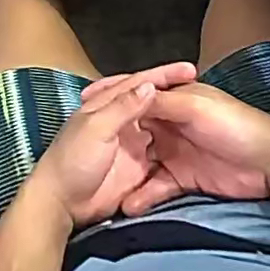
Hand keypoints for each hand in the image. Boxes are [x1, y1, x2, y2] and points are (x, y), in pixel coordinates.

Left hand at [25, 62, 196, 228]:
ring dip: (179, 122)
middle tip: (206, 90)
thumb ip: (122, 108)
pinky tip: (194, 147)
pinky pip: (161, 156)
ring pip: (159, 126)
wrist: (63, 201)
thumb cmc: (74, 158)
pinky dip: (175, 149)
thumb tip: (149, 85)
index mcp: (107, 104)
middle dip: (175, 95)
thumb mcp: (97, 128)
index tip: (190, 69)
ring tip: (206, 117)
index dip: (163, 75)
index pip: (139, 83)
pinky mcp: (137, 168)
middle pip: (152, 103)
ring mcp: (129, 144)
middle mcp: (120, 120)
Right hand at [81, 73, 269, 214]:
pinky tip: (128, 205)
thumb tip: (127, 98)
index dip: (108, 99)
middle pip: (129, 127)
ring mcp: (171, 151)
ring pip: (137, 158)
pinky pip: (155, 186)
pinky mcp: (181, 178)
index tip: (83, 104)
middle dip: (108, 137)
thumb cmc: (232, 124)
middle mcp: (164, 123)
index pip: (131, 95)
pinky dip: (142, 195)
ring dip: (122, 169)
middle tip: (84, 148)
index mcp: (167, 99)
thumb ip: (160, 103)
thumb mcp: (194, 106)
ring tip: (101, 182)